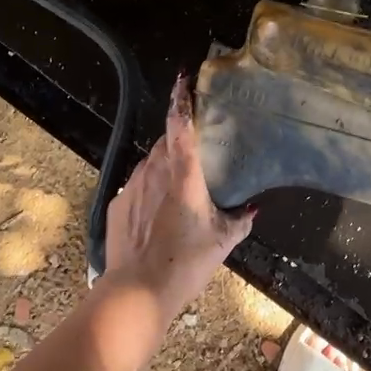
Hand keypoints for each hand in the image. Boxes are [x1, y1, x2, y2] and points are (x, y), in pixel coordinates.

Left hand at [103, 77, 255, 319]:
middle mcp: (154, 170)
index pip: (180, 123)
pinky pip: (136, 186)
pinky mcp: (118, 204)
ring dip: (164, 167)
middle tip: (197, 153)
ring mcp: (132, 186)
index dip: (182, 98)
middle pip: (166, 142)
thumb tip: (252, 209)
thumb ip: (240, 220)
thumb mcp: (222, 242)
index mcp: (182, 171)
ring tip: (178, 189)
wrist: (137, 291)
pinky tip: (157, 215)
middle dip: (179, 141)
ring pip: (151, 163)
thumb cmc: (185, 262)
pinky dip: (149, 191)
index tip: (184, 78)